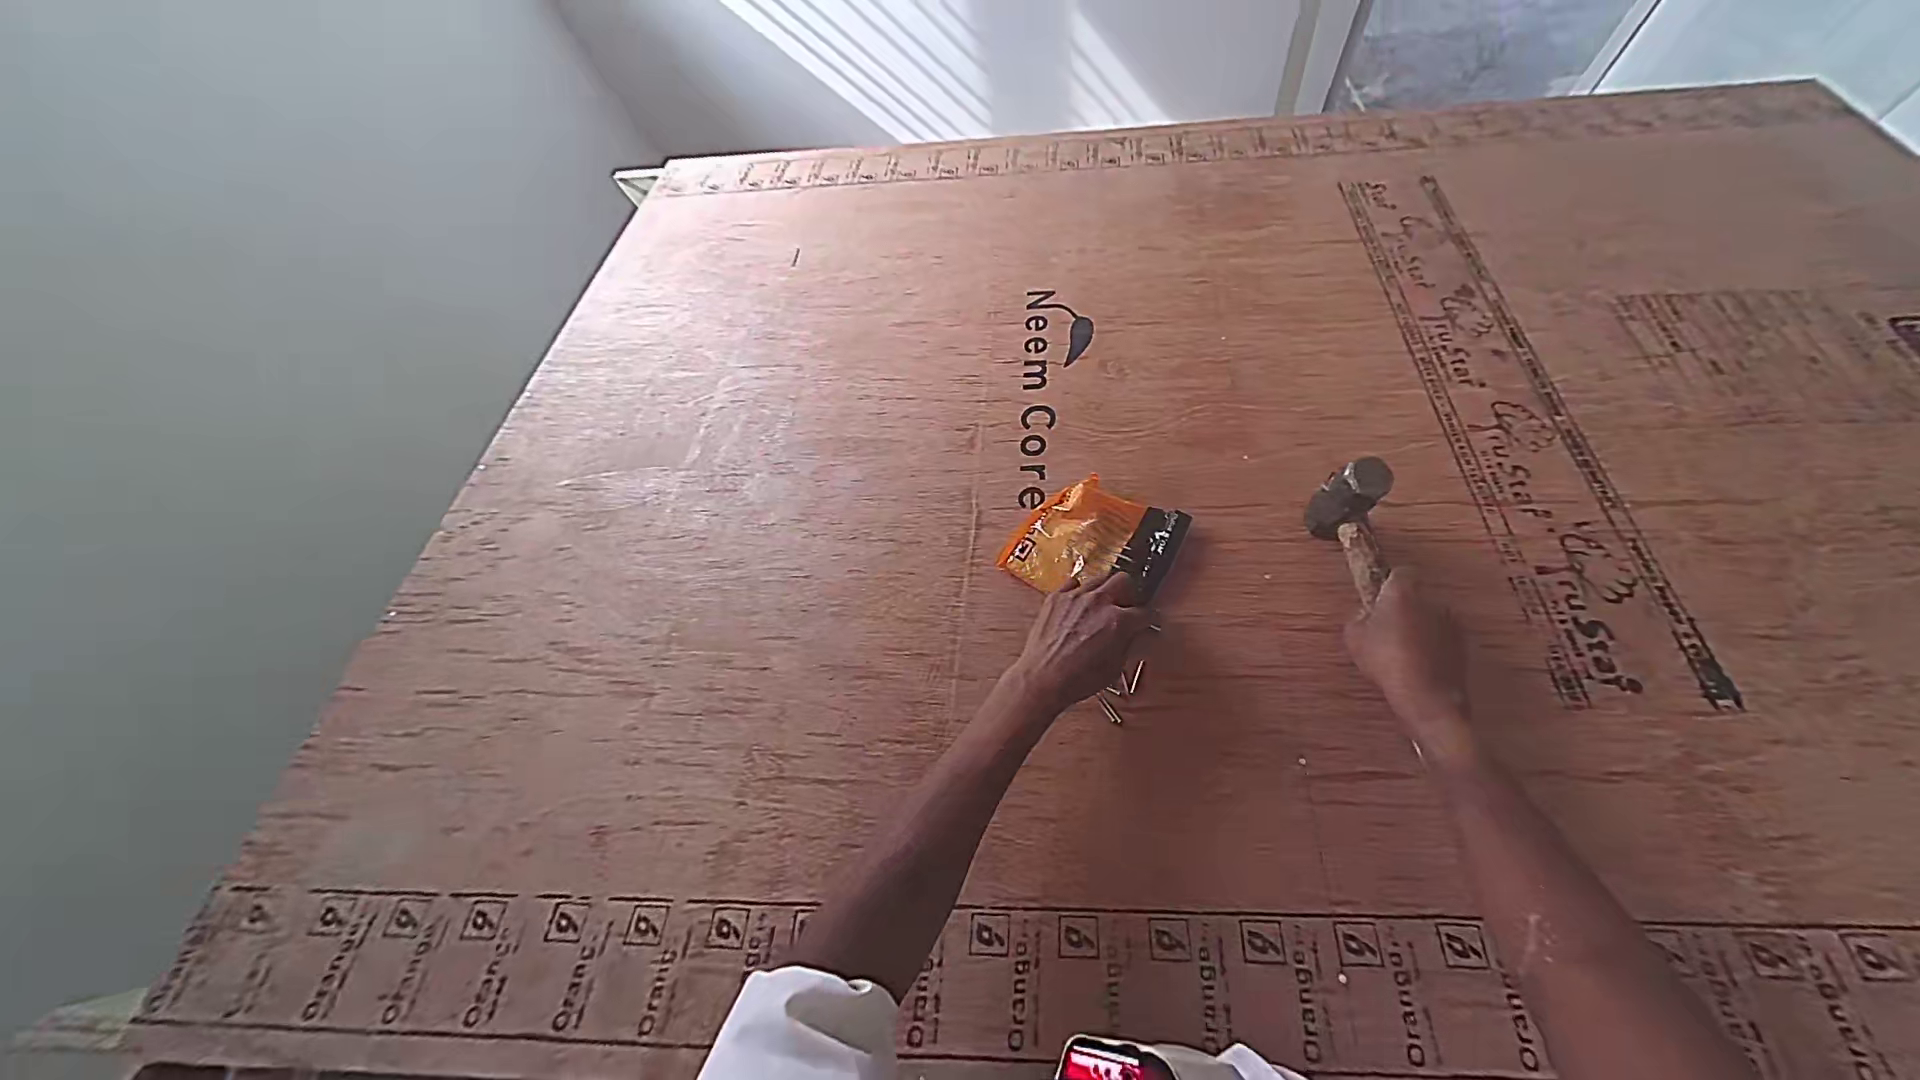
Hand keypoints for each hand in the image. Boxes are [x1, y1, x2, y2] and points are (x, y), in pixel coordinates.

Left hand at [1008, 572, 1152, 713]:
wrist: (1043, 678)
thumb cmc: (1077, 678)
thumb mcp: (1115, 667)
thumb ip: (1129, 644)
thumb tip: (1137, 634)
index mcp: (1118, 621)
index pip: (1145, 612)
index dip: (1148, 619)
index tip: (1146, 621)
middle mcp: (1098, 603)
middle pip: (1123, 581)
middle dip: (1129, 593)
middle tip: (1125, 605)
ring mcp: (1075, 597)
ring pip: (1098, 579)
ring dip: (1104, 590)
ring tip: (1101, 605)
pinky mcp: (1056, 597)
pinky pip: (1073, 584)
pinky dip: (1079, 592)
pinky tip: (1078, 605)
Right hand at [1344, 569, 1472, 754]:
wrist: (1427, 696)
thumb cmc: (1385, 660)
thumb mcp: (1353, 636)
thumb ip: (1361, 617)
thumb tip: (1369, 615)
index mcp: (1403, 592)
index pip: (1400, 572)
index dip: (1388, 584)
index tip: (1378, 598)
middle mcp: (1432, 601)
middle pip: (1416, 596)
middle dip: (1402, 607)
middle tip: (1384, 628)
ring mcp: (1452, 623)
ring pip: (1429, 617)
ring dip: (1418, 627)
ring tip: (1400, 651)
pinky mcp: (1464, 644)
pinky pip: (1441, 637)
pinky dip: (1431, 645)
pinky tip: (1417, 664)